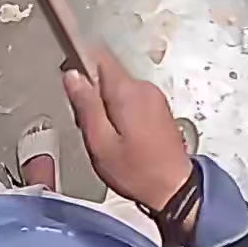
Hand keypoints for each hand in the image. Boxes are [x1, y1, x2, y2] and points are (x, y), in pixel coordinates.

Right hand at [62, 50, 192, 210]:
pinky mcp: (158, 108)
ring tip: (107, 135)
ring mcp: (153, 97)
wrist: (175, 191)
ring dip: (105, 105)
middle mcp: (143, 88)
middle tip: (90, 125)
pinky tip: (121, 136)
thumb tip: (72, 76)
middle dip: (91, 93)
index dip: (80, 64)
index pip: (99, 56)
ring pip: (116, 87)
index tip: (74, 87)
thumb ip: (85, 105)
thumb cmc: (137, 172)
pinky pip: (130, 98)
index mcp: (127, 92)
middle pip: (106, 73)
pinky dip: (119, 111)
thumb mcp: (100, 142)